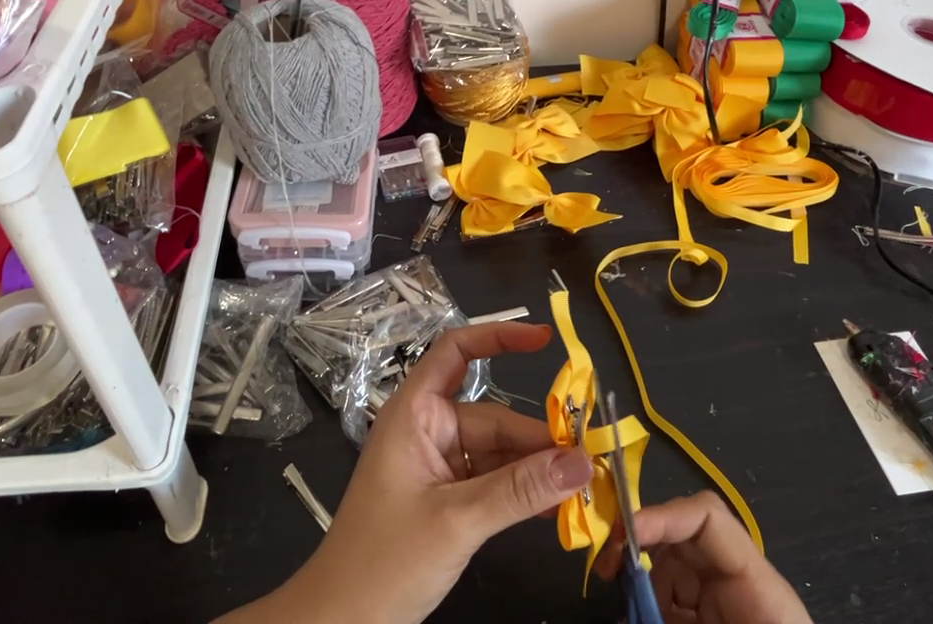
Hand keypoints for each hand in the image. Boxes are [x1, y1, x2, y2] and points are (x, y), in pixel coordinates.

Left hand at [223, 322, 592, 623]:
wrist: (340, 621)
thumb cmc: (384, 560)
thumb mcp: (457, 520)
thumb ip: (520, 489)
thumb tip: (582, 461)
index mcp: (415, 413)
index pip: (456, 353)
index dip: (498, 337)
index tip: (545, 339)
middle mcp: (428, 430)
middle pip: (494, 417)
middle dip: (540, 438)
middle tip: (592, 462)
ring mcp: (438, 466)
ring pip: (500, 453)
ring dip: (538, 471)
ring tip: (585, 490)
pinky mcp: (448, 498)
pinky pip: (495, 482)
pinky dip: (524, 493)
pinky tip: (558, 509)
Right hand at [594, 491, 812, 623]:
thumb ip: (670, 616)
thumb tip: (627, 614)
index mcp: (758, 587)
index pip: (707, 520)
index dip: (661, 517)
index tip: (623, 540)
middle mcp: (740, 588)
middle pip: (681, 542)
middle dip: (640, 551)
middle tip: (606, 572)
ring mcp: (726, 610)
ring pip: (671, 576)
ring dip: (642, 592)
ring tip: (628, 613)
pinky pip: (674, 607)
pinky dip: (652, 613)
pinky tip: (640, 620)